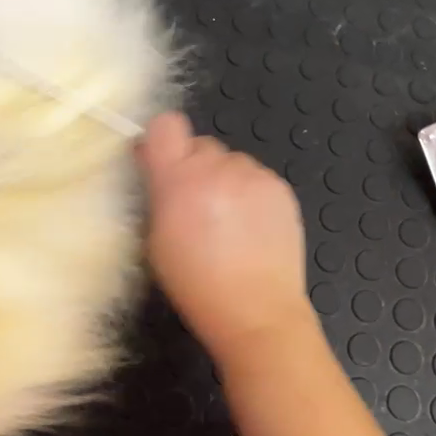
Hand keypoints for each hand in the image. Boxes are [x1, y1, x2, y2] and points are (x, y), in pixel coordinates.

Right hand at [135, 111, 316, 364]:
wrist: (256, 310)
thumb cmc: (196, 285)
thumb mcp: (156, 241)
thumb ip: (157, 194)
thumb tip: (154, 163)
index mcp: (178, 180)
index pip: (166, 125)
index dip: (162, 140)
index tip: (162, 162)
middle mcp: (217, 168)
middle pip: (200, 145)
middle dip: (195, 168)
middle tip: (196, 205)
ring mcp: (254, 176)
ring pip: (231, 161)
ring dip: (225, 180)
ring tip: (229, 222)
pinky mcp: (280, 188)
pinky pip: (257, 178)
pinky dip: (251, 194)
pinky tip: (251, 227)